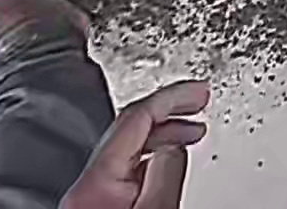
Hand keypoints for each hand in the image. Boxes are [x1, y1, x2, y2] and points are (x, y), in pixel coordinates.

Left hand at [62, 80, 210, 208]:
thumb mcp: (158, 208)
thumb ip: (169, 168)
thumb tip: (177, 142)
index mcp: (96, 180)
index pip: (137, 115)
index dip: (173, 96)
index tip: (199, 91)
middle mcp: (86, 186)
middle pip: (131, 127)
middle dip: (170, 109)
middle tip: (200, 100)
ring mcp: (88, 199)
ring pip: (130, 148)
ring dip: (165, 132)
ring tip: (193, 130)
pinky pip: (127, 169)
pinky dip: (153, 156)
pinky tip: (170, 161)